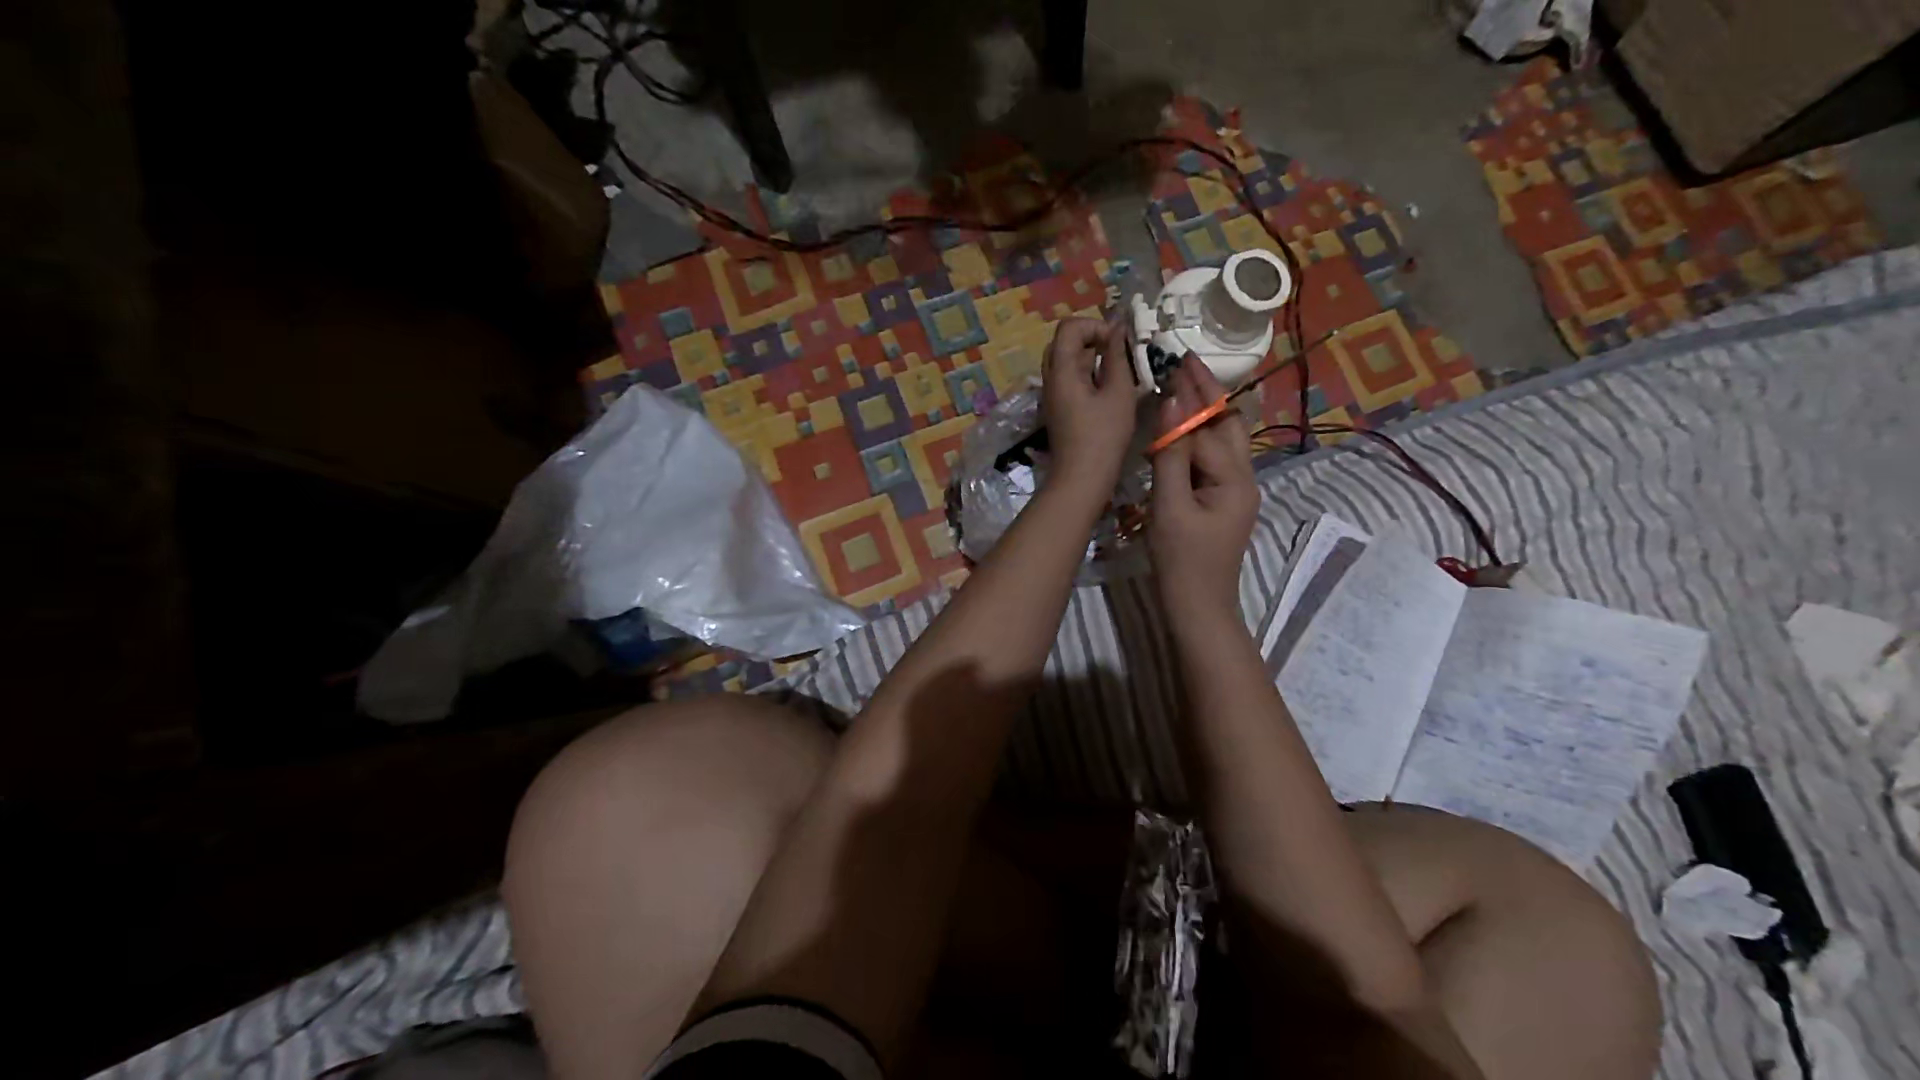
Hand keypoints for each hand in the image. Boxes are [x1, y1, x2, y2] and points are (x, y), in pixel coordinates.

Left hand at [1041, 316, 1138, 496]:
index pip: (1068, 327)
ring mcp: (1051, 394)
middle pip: (1064, 341)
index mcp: (1060, 370)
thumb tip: (1119, 328)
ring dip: (1091, 357)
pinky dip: (1087, 374)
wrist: (1081, 478)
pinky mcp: (1058, 407)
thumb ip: (1118, 356)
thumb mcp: (1119, 393)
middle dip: (1092, 338)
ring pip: (1066, 360)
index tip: (1116, 343)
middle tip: (1117, 354)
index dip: (1094, 325)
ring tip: (1116, 372)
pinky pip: (1068, 379)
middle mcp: (1049, 378)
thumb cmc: (1103, 436)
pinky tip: (1107, 390)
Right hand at [1148, 358, 1257, 616]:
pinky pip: (1215, 458)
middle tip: (1185, 363)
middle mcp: (1243, 479)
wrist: (1197, 608)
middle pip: (1228, 425)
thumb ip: (1172, 454)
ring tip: (1186, 385)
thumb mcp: (1170, 507)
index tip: (1175, 361)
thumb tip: (1173, 403)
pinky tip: (1184, 428)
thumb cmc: (1181, 561)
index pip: (1208, 427)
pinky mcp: (1223, 502)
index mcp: (1234, 479)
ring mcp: (1235, 492)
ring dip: (1207, 411)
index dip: (1190, 395)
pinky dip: (1200, 436)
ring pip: (1225, 440)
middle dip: (1208, 393)